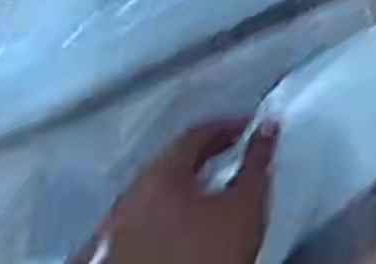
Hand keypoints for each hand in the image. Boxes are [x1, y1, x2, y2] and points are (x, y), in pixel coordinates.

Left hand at [73, 120, 278, 263]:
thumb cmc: (212, 257)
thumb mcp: (247, 203)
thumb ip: (258, 158)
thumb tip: (268, 125)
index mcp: (159, 179)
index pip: (194, 135)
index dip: (227, 125)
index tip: (251, 127)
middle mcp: (126, 202)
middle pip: (167, 162)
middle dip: (203, 152)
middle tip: (234, 150)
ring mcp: (107, 238)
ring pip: (149, 193)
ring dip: (182, 181)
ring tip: (212, 186)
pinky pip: (136, 222)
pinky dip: (162, 211)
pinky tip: (181, 224)